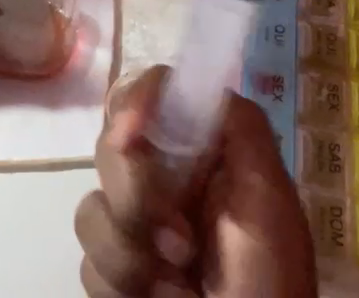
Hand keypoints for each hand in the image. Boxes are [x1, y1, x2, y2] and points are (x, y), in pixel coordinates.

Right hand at [75, 66, 316, 297]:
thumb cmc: (270, 273)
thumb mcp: (269, 190)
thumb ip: (240, 124)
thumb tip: (191, 82)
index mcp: (200, 147)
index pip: (151, 93)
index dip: (134, 101)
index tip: (132, 134)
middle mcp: (163, 174)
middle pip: (110, 146)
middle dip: (137, 196)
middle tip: (181, 244)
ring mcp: (135, 224)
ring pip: (91, 209)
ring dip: (132, 256)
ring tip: (179, 288)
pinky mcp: (114, 272)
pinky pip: (88, 265)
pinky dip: (120, 287)